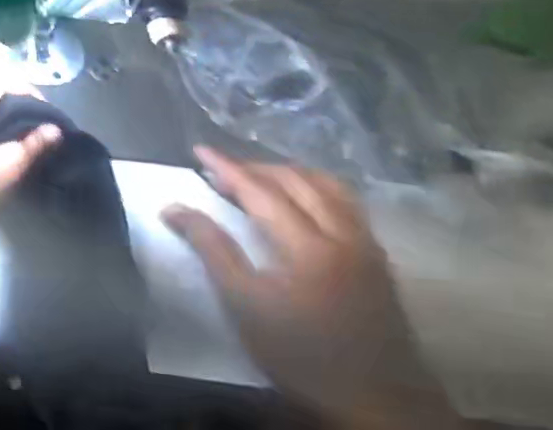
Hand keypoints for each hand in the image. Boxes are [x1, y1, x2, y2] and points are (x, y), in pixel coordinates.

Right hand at [164, 148, 461, 429]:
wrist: (379, 407)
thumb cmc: (303, 359)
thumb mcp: (247, 310)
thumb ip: (212, 251)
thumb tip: (174, 209)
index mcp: (307, 246)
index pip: (259, 190)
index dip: (226, 167)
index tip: (199, 149)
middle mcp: (340, 232)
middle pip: (293, 179)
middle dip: (255, 167)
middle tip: (223, 169)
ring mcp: (365, 241)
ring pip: (324, 183)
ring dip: (287, 172)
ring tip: (260, 175)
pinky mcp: (378, 254)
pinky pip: (346, 200)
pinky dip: (317, 185)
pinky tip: (304, 195)